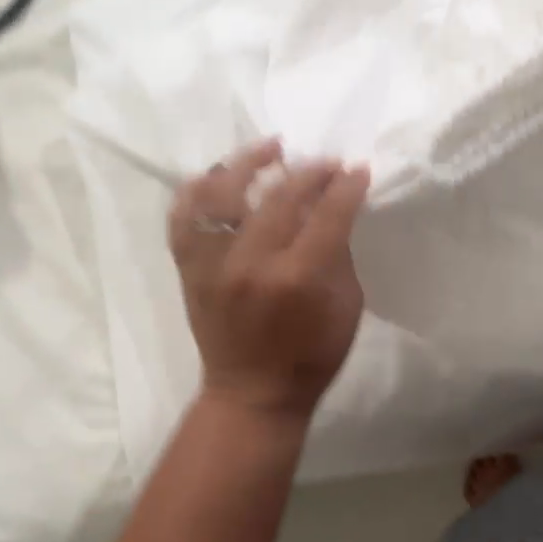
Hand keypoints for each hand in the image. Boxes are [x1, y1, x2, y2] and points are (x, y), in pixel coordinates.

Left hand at [168, 140, 370, 420]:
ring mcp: (213, 263)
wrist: (252, 393)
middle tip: (327, 161)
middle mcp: (251, 263)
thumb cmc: (312, 355)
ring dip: (248, 162)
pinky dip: (199, 189)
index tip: (358, 169)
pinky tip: (220, 175)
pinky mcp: (188, 267)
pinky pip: (184, 216)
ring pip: (222, 193)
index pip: (328, 214)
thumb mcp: (347, 306)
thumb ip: (339, 254)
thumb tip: (334, 210)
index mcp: (298, 277)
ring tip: (270, 148)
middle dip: (310, 171)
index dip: (346, 186)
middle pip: (280, 195)